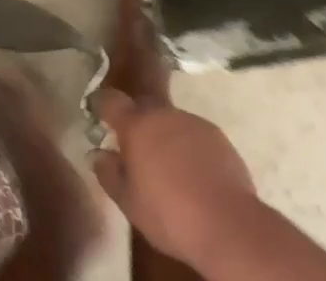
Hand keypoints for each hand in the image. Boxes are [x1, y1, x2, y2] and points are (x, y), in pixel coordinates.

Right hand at [87, 86, 259, 267]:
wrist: (227, 223)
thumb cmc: (168, 213)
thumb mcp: (128, 202)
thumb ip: (109, 174)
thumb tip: (99, 154)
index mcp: (138, 126)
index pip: (112, 102)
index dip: (103, 105)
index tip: (98, 112)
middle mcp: (166, 115)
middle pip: (145, 108)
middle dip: (137, 123)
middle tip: (133, 148)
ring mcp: (195, 123)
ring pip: (172, 123)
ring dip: (165, 137)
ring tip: (167, 168)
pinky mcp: (219, 138)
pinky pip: (195, 137)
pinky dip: (188, 149)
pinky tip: (192, 175)